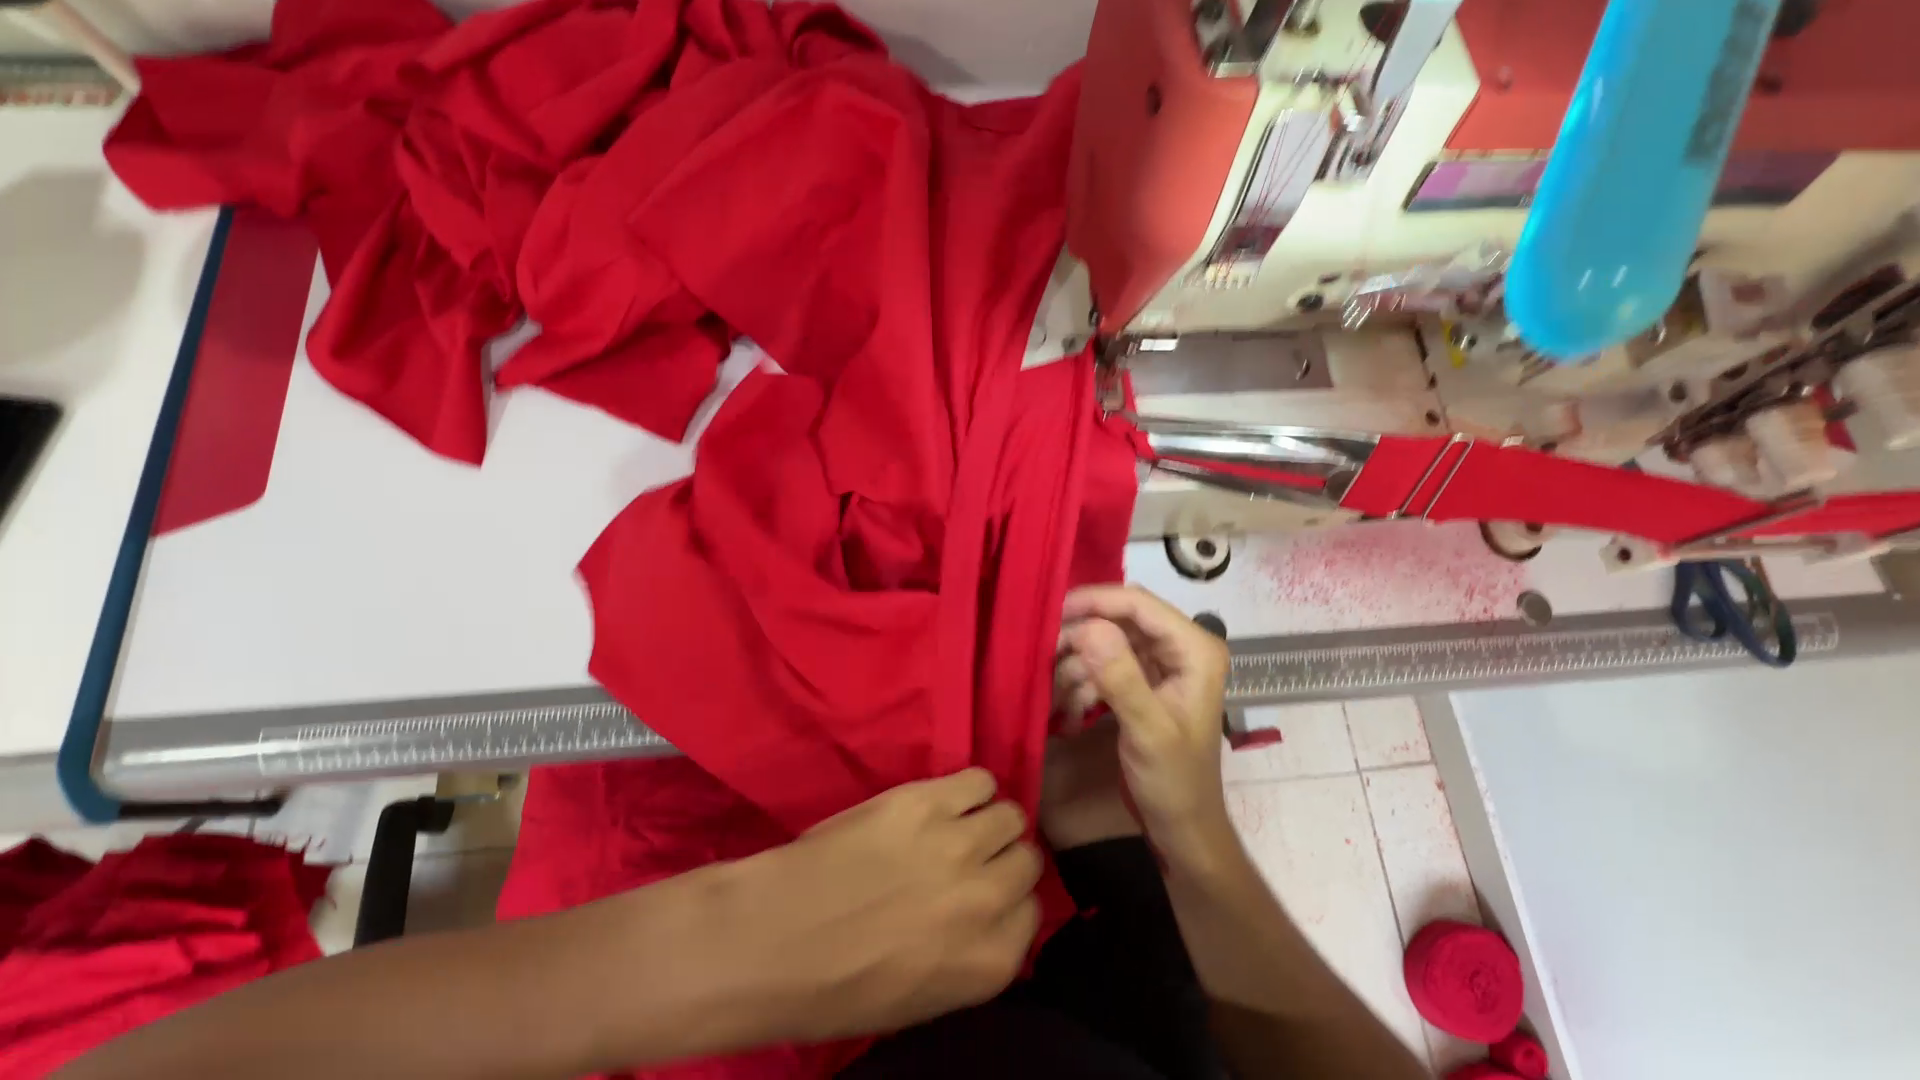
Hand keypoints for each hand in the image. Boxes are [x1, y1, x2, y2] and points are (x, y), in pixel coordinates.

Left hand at [725, 769, 1041, 1042]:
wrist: (772, 941)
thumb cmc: (834, 988)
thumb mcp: (922, 999)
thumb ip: (970, 955)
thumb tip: (985, 919)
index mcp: (989, 962)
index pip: (1030, 912)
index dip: (1004, 901)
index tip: (980, 895)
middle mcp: (988, 900)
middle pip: (1025, 860)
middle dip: (999, 860)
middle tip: (964, 860)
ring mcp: (959, 845)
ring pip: (1008, 815)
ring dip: (986, 822)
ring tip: (953, 826)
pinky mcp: (925, 802)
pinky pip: (978, 779)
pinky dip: (967, 789)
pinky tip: (942, 801)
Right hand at [1054, 585, 1233, 863]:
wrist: (1182, 825)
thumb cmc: (1174, 781)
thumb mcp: (1146, 731)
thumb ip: (1120, 677)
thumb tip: (1088, 628)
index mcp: (1195, 649)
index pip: (1139, 603)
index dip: (1095, 602)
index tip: (1052, 616)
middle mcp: (1182, 647)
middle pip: (1120, 618)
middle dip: (1082, 638)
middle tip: (1047, 660)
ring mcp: (1163, 664)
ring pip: (1107, 640)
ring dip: (1079, 666)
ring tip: (1063, 701)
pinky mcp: (1145, 681)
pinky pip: (1105, 664)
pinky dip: (1084, 682)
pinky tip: (1072, 712)